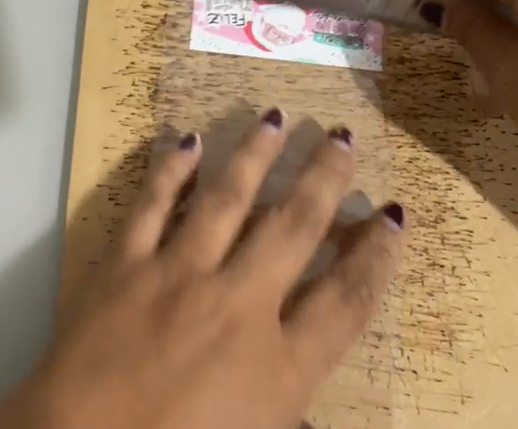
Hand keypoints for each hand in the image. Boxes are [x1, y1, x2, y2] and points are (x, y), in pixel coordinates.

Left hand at [0, 111, 403, 428]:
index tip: (393, 215)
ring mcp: (177, 275)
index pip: (344, 301)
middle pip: (293, 229)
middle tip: (342, 136)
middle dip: (324, 179)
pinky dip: (171, 170)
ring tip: (275, 116)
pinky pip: (153, 205)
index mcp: (277, 367)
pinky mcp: (124, 264)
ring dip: (254, 154)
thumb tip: (313, 374)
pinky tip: (189, 140)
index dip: (376, 257)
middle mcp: (236, 306)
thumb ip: (290, 400)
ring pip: (226, 199)